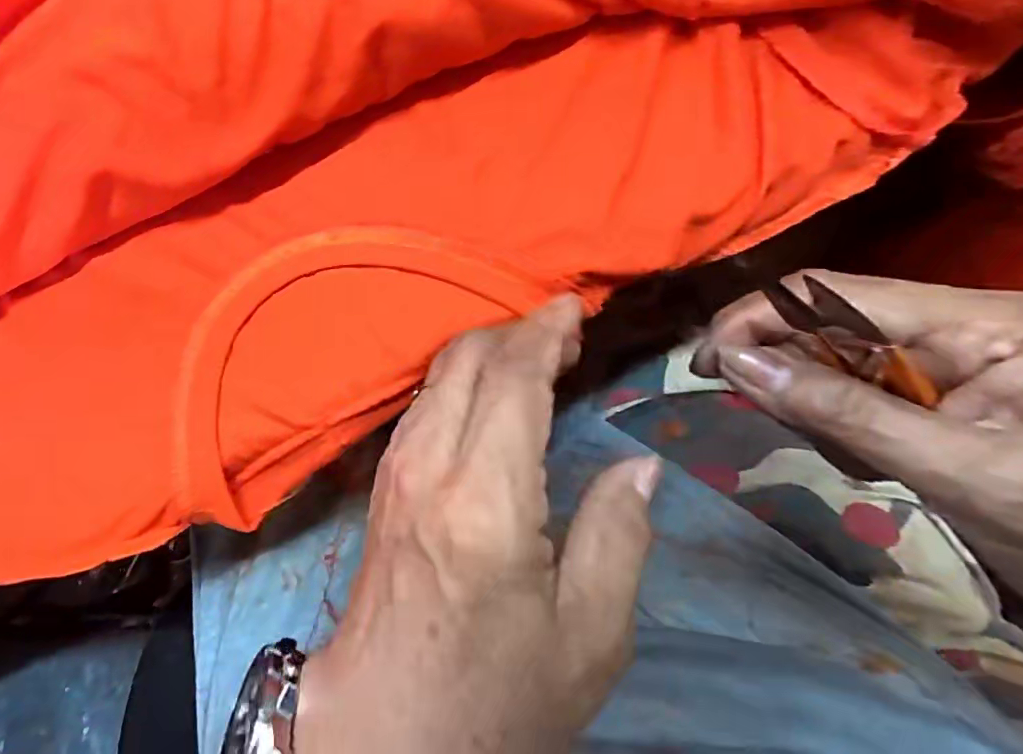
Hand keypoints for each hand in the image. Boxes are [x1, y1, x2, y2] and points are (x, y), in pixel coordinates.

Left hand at [296, 296, 660, 753]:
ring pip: (439, 373)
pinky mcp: (383, 480)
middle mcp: (430, 465)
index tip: (574, 310)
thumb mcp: (587, 636)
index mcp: (485, 499)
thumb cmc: (496, 692)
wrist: (388, 726)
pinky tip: (491, 389)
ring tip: (536, 354)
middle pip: (467, 358)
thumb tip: (639, 466)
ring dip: (488, 348)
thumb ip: (618, 536)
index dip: (545, 333)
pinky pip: (425, 401)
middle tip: (565, 332)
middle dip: (517, 330)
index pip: (512, 379)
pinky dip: (461, 375)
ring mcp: (396, 468)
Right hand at [694, 271, 1022, 753]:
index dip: (766, 318)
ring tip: (849, 461)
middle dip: (787, 363)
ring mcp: (974, 363)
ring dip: (822, 404)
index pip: (847, 295)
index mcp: (999, 323)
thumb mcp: (980, 482)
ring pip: (852, 362)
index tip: (708, 359)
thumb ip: (850, 416)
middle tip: (741, 403)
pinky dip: (852, 428)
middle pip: (843, 324)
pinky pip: (878, 396)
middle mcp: (979, 326)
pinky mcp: (967, 400)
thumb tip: (739, 362)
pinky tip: (875, 466)